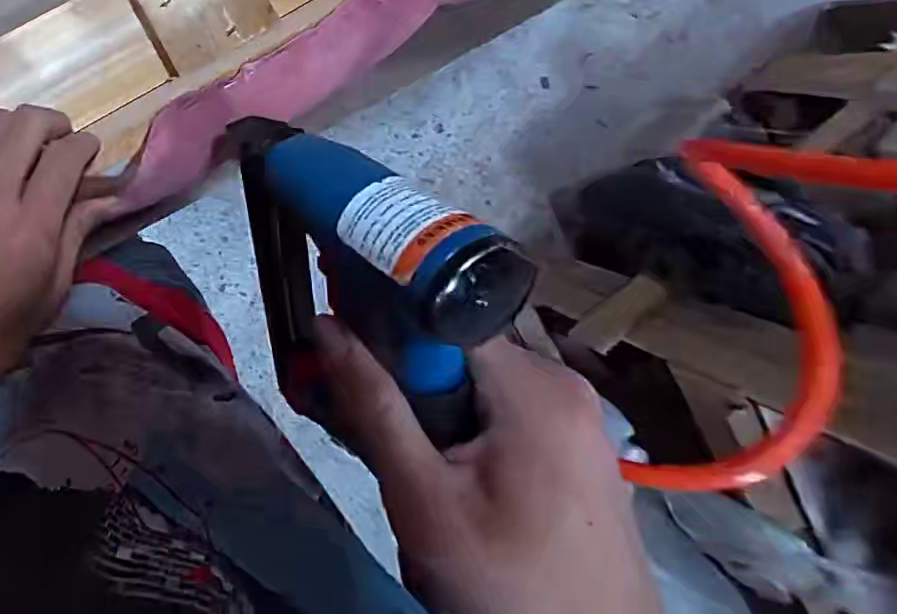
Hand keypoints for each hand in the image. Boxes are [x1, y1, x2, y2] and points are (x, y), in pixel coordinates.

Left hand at [0, 106, 115, 405]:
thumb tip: (106, 195)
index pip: (65, 156)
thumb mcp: (50, 292)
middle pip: (28, 122)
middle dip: (56, 123)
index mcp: (28, 229)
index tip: (91, 153)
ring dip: (21, 130)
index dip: (86, 145)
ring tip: (29, 155)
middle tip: (64, 145)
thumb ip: (77, 232)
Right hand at [313, 319, 660, 613]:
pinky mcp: (570, 445)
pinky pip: (494, 404)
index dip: (381, 311)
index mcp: (536, 386)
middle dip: (396, 367)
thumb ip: (372, 404)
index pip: (438, 310)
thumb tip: (324, 324)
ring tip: (387, 438)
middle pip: (450, 344)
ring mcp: (572, 417)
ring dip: (420, 396)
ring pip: (467, 375)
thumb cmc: (511, 588)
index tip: (334, 322)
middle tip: (350, 398)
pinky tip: (430, 458)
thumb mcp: (424, 498)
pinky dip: (452, 416)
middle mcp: (561, 386)